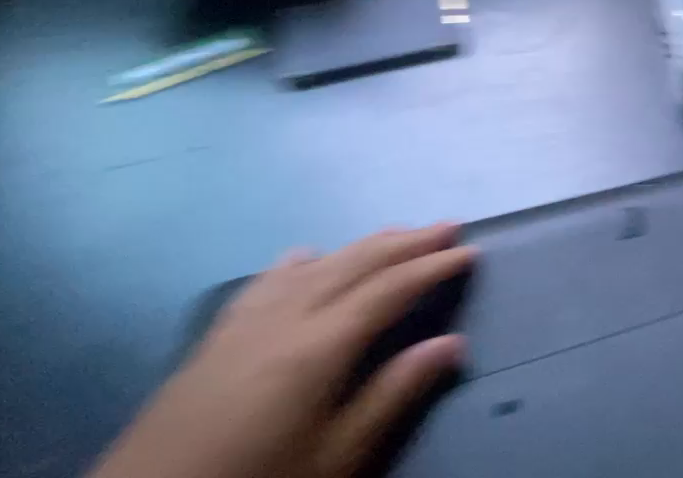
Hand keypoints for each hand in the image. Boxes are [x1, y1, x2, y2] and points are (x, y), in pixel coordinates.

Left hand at [90, 225, 475, 477]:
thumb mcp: (334, 458)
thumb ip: (392, 396)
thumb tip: (451, 342)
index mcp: (318, 346)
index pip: (389, 289)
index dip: (433, 267)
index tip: (471, 251)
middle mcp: (283, 320)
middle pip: (355, 264)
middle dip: (407, 242)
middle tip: (449, 226)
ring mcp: (242, 327)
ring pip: (315, 266)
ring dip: (363, 246)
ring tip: (398, 233)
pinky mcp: (211, 343)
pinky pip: (263, 284)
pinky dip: (299, 264)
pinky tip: (307, 256)